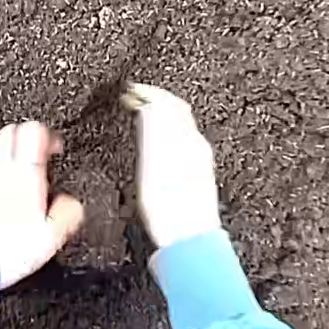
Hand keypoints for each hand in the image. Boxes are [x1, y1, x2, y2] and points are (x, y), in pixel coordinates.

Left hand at [0, 120, 85, 288]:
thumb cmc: (3, 247)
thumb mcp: (50, 237)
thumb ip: (67, 214)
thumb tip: (72, 204)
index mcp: (25, 172)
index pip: (35, 131)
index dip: (47, 135)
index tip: (54, 149)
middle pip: (11, 132)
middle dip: (25, 139)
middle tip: (35, 157)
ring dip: (4, 154)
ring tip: (13, 174)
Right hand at [122, 83, 221, 247]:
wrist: (188, 240)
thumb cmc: (169, 209)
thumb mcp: (152, 167)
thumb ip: (152, 132)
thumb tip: (148, 103)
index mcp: (188, 139)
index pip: (169, 102)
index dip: (148, 91)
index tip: (130, 89)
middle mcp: (196, 145)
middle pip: (177, 111)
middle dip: (155, 99)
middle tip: (135, 96)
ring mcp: (198, 159)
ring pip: (180, 125)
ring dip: (161, 114)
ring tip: (143, 112)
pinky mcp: (196, 173)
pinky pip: (182, 140)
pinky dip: (166, 130)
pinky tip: (158, 140)